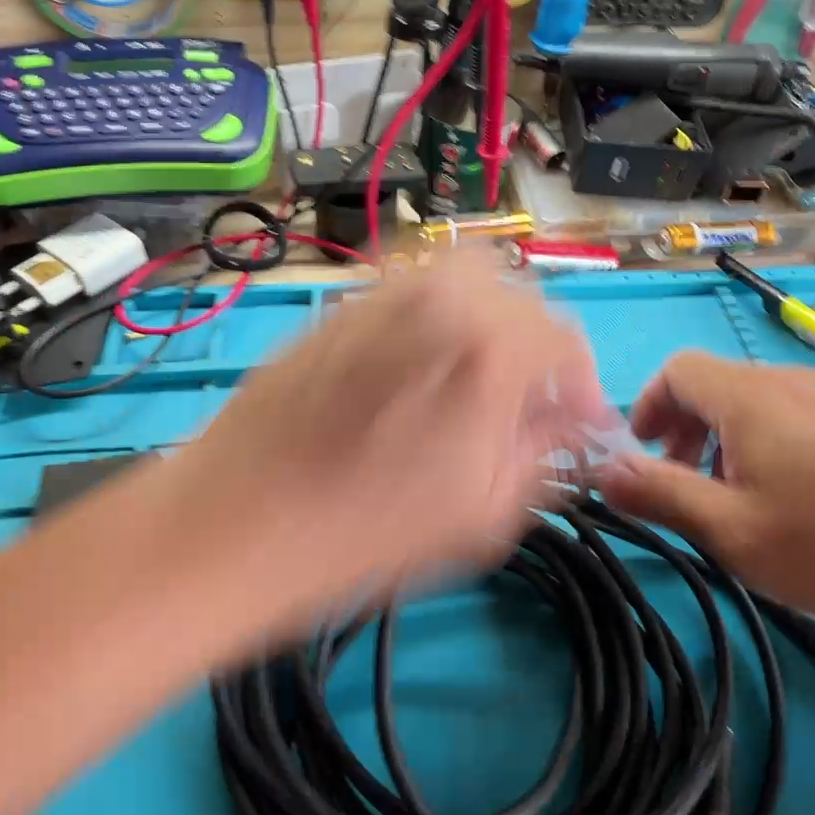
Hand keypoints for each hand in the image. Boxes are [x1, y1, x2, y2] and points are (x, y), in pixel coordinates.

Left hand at [159, 252, 601, 624]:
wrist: (233, 521)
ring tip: (476, 379)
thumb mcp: (481, 515)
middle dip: (537, 349)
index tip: (575, 426)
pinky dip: (437, 316)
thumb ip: (541, 456)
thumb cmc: (364, 535)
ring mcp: (384, 291)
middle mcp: (441, 297)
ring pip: (465, 279)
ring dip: (489, 321)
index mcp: (489, 345)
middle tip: (525, 404)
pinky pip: (411, 289)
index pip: (567, 339)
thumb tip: (572, 424)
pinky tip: (418, 370)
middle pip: (520, 298)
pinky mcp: (341, 303)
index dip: (582, 387)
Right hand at [600, 351, 814, 624]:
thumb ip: (663, 496)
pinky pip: (803, 421)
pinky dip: (776, 450)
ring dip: (731, 445)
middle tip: (687, 488)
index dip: (647, 406)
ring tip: (746, 506)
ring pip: (761, 406)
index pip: (676, 370)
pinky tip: (808, 508)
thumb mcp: (737, 534)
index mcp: (747, 397)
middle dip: (686, 432)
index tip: (646, 454)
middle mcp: (789, 381)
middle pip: (717, 386)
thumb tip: (601, 470)